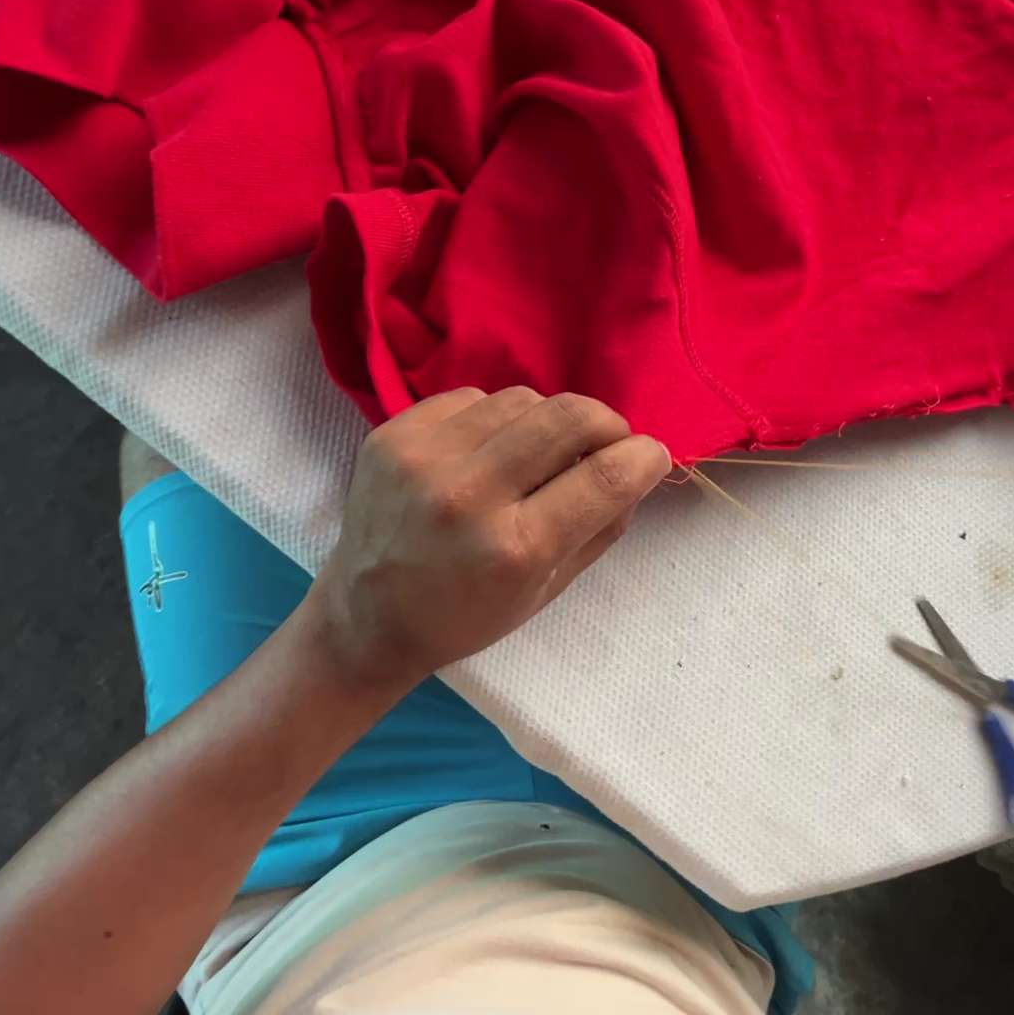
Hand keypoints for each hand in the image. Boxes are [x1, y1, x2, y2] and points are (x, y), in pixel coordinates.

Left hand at [309, 387, 670, 692]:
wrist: (363, 616)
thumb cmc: (464, 617)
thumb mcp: (546, 592)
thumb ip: (602, 528)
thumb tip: (639, 466)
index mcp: (513, 549)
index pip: (606, 476)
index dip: (645, 457)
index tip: (650, 455)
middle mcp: (467, 494)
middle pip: (568, 415)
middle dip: (607, 423)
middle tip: (607, 442)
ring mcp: (423, 456)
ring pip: (521, 397)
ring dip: (547, 420)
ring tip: (537, 453)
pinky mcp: (391, 432)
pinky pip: (471, 397)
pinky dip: (494, 419)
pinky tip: (485, 451)